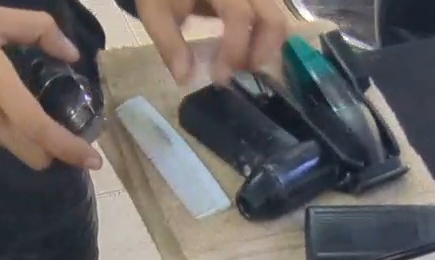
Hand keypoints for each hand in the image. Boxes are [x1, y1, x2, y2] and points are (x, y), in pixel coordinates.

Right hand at [0, 0, 102, 169]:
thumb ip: (35, 30)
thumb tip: (70, 50)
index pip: (42, 132)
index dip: (70, 150)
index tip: (93, 160)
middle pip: (32, 156)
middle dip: (52, 153)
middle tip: (61, 134)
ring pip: (10, 147)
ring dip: (24, 139)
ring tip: (23, 111)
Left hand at [134, 0, 293, 84]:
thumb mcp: (156, 10)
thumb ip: (170, 43)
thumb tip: (185, 78)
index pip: (240, 15)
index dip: (234, 49)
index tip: (220, 78)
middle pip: (273, 19)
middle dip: (261, 54)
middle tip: (241, 75)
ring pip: (277, 21)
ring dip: (265, 51)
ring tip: (242, 68)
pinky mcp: (254, 2)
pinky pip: (270, 22)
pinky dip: (262, 43)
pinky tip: (244, 57)